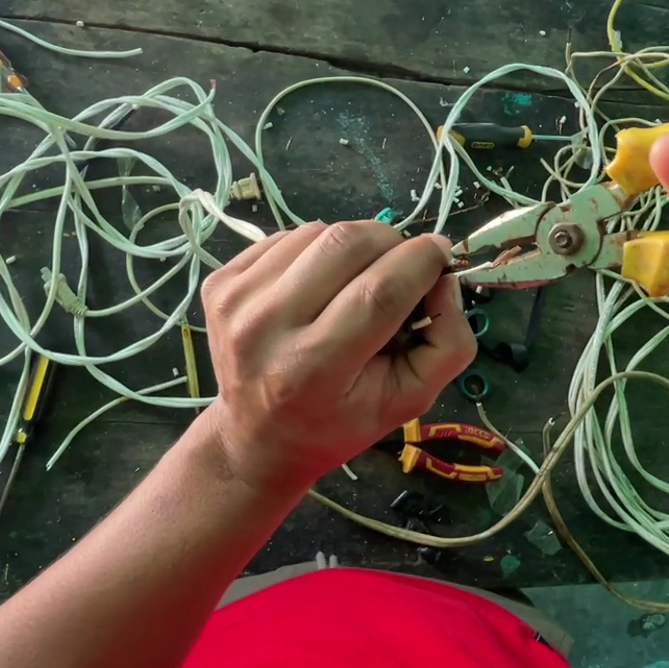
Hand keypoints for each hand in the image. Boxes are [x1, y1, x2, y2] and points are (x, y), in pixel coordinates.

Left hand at [197, 220, 477, 493]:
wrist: (257, 436)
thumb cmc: (340, 420)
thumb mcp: (410, 400)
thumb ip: (448, 343)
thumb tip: (445, 277)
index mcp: (314, 369)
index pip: (380, 291)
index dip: (422, 261)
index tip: (442, 253)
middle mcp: (266, 328)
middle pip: (347, 244)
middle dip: (392, 241)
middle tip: (403, 263)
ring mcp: (237, 300)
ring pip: (319, 231)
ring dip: (355, 243)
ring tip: (356, 280)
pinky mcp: (220, 282)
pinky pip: (288, 236)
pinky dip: (318, 248)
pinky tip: (318, 283)